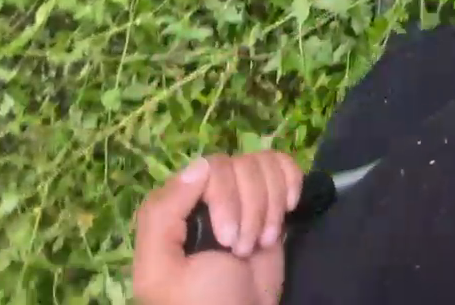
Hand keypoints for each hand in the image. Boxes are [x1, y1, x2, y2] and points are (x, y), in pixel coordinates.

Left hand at [132, 151, 304, 304]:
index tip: (229, 239)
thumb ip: (162, 217)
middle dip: (252, 208)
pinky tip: (289, 208)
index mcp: (176, 205)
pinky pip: (283, 164)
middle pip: (242, 165)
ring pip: (264, 164)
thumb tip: (201, 164)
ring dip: (271, 204)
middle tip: (245, 248)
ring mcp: (241, 193)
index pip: (211, 168)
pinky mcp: (269, 197)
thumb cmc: (201, 303)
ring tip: (264, 241)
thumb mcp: (163, 272)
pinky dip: (291, 182)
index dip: (227, 197)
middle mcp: (208, 192)